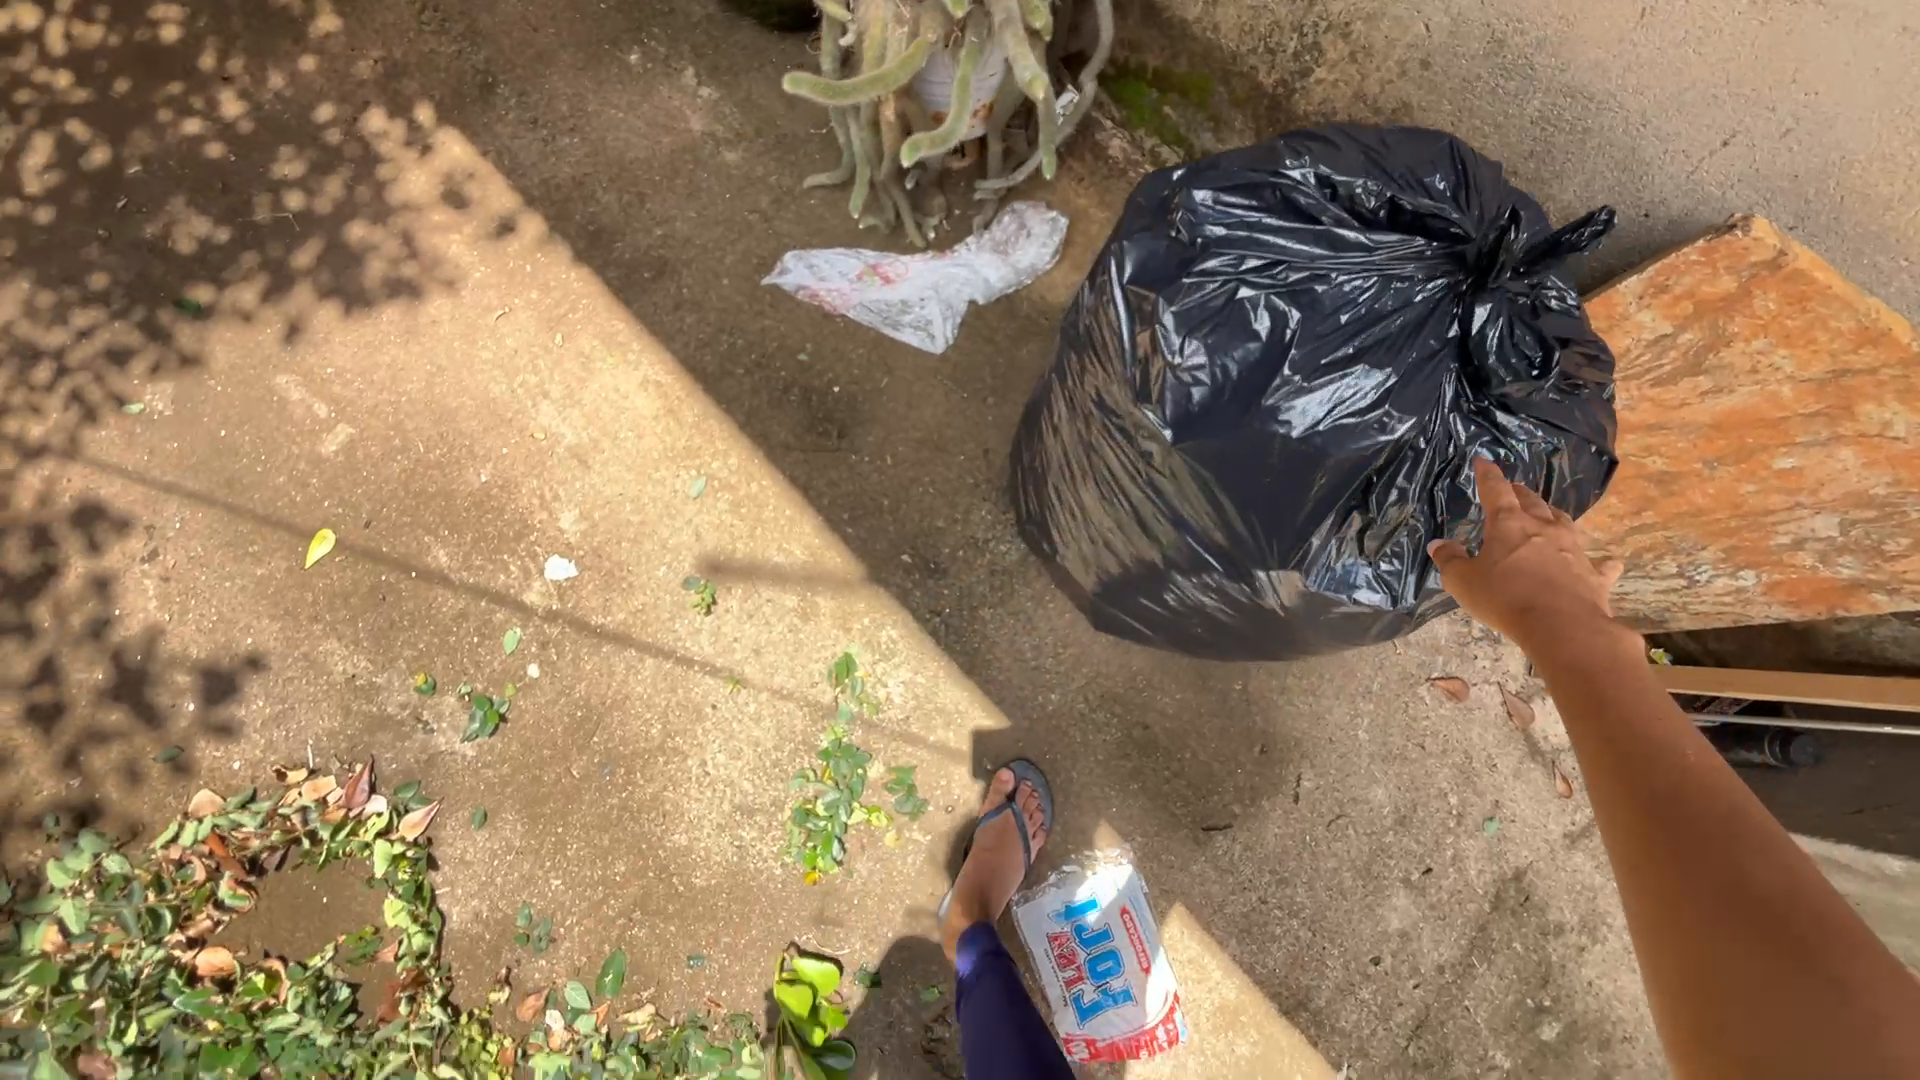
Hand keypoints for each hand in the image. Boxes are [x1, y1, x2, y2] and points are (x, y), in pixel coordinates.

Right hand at [1428, 458, 1624, 647]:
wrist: (1562, 625)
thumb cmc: (1504, 597)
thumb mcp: (1462, 580)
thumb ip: (1450, 560)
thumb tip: (1440, 544)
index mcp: (1509, 525)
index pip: (1496, 491)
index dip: (1488, 475)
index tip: (1484, 460)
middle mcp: (1543, 529)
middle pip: (1532, 502)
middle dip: (1520, 493)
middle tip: (1513, 488)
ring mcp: (1573, 550)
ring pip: (1564, 523)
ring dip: (1553, 515)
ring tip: (1548, 515)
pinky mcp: (1594, 574)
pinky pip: (1599, 564)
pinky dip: (1600, 561)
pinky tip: (1607, 562)